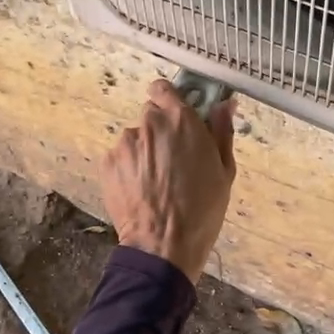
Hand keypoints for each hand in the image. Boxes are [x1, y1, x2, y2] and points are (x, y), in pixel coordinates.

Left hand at [100, 79, 236, 281]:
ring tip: (155, 181)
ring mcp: (125, 143)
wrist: (163, 245)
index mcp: (181, 119)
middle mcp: (150, 123)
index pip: (164, 88)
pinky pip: (120, 158)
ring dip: (144, 151)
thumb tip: (226, 103)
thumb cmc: (203, 208)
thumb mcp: (224, 170)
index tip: (178, 117)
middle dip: (160, 129)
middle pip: (150, 114)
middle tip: (172, 157)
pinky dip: (128, 169)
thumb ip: (222, 130)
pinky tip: (141, 190)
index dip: (170, 100)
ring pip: (135, 138)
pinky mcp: (107, 163)